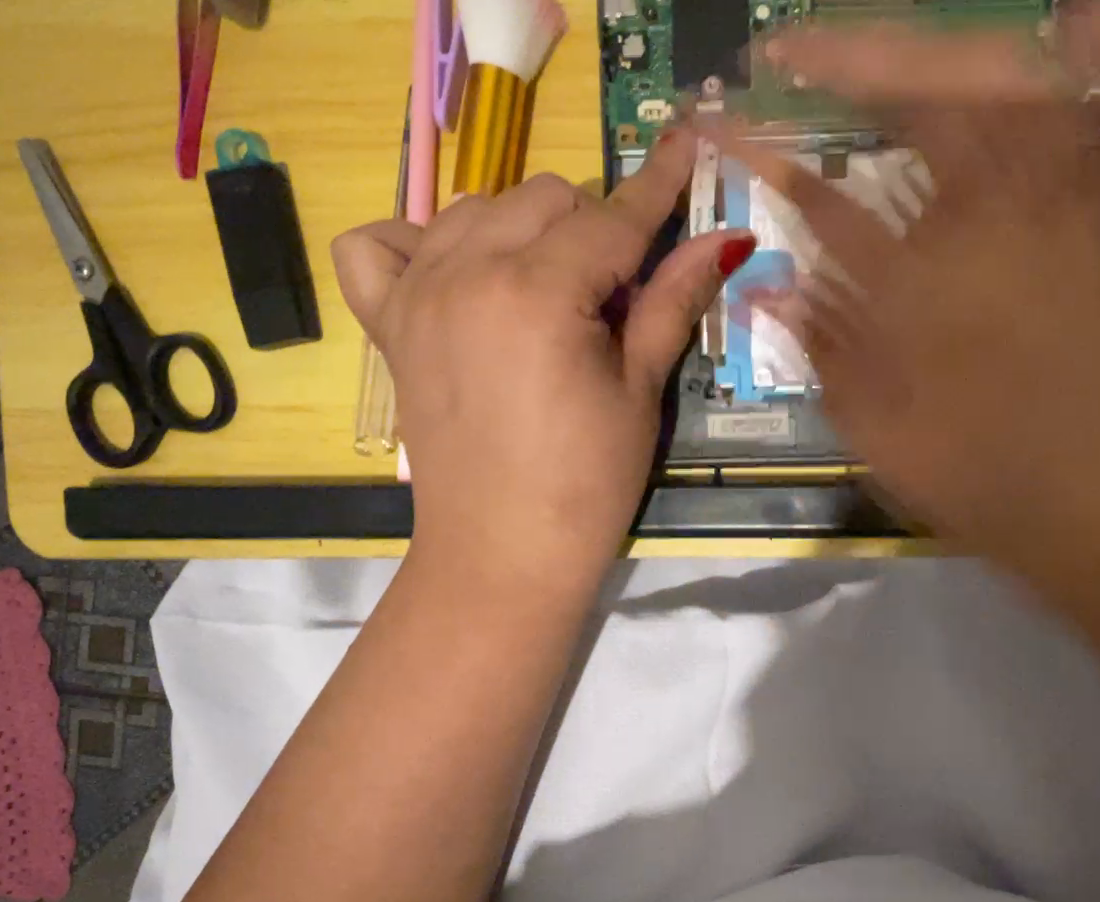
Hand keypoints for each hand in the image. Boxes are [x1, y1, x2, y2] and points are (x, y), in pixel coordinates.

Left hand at [332, 132, 755, 587]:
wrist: (502, 555)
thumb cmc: (587, 484)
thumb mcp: (640, 392)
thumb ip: (670, 303)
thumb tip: (723, 239)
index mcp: (539, 292)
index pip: (612, 219)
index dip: (659, 187)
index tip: (690, 149)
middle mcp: (467, 272)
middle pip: (545, 198)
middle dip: (594, 225)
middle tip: (620, 288)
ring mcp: (416, 294)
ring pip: (475, 207)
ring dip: (525, 227)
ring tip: (553, 286)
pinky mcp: (389, 324)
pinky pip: (377, 245)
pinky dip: (416, 242)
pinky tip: (458, 275)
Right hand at [716, 5, 1099, 586]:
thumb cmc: (986, 488)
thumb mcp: (879, 438)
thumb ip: (825, 352)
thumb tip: (770, 289)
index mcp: (918, 291)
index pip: (821, 203)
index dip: (761, 157)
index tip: (717, 127)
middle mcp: (994, 231)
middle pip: (930, 106)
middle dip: (853, 62)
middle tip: (798, 56)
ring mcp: (1069, 225)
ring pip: (1031, 96)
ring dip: (965, 53)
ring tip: (904, 47)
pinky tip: (1095, 22)